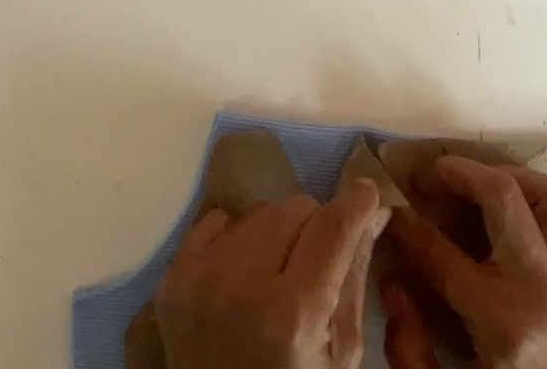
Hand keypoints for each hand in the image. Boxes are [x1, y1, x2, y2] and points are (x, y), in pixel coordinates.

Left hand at [156, 180, 389, 368]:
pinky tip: (243, 272)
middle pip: (296, 208)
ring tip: (278, 272)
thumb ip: (355, 277)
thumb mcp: (341, 353)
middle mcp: (242, 285)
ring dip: (278, 231)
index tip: (368, 194)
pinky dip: (237, 236)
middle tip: (317, 260)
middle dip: (316, 226)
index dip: (357, 202)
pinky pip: (218, 219)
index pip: (333, 226)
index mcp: (294, 314)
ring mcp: (201, 278)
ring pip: (259, 210)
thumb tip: (373, 210)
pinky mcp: (173, 277)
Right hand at [381, 157, 546, 368]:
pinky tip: (511, 208)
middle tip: (426, 180)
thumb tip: (390, 283)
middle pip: (502, 196)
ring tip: (473, 186)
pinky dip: (539, 197)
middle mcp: (544, 287)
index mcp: (503, 322)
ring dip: (507, 177)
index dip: (407, 225)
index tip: (388, 212)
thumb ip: (409, 348)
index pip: (442, 254)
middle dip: (456, 174)